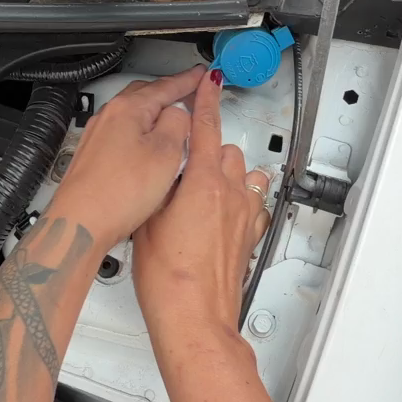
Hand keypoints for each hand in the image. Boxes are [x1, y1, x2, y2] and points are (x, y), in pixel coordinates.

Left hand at [46, 65, 205, 243]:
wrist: (81, 223)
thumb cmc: (118, 192)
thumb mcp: (166, 154)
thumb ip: (179, 124)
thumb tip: (179, 113)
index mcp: (128, 108)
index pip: (166, 85)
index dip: (189, 80)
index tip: (202, 75)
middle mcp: (109, 116)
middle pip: (146, 94)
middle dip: (170, 93)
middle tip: (190, 95)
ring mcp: (98, 135)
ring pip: (134, 115)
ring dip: (156, 115)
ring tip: (175, 124)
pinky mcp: (94, 155)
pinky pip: (124, 133)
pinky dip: (142, 133)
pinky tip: (149, 148)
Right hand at [132, 70, 271, 357]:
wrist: (194, 317)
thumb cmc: (168, 279)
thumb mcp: (149, 219)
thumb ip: (162, 186)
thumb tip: (166, 170)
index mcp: (203, 183)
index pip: (206, 127)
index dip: (205, 101)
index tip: (207, 84)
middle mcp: (231, 195)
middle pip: (227, 149)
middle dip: (209, 148)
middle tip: (184, 165)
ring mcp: (245, 216)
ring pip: (244, 174)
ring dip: (227, 173)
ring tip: (202, 190)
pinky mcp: (250, 236)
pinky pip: (252, 203)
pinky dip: (240, 198)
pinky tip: (222, 212)